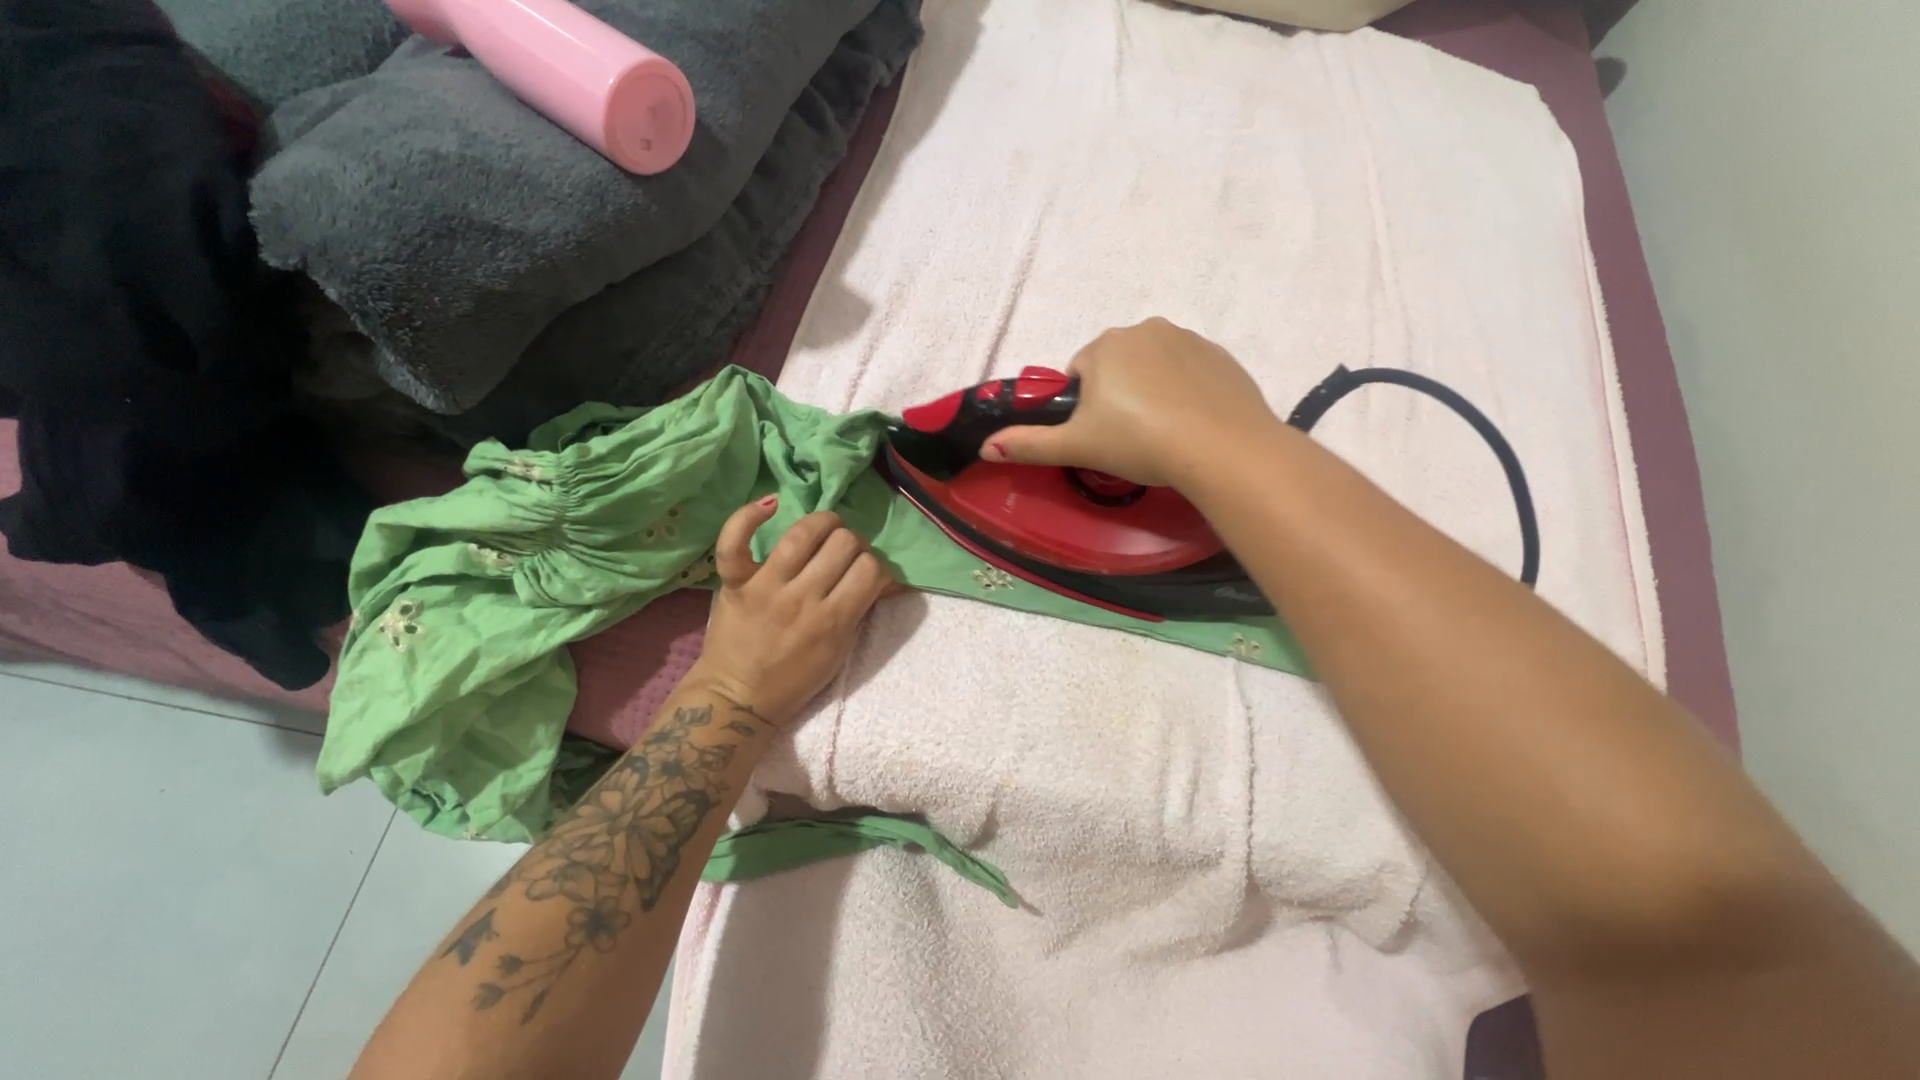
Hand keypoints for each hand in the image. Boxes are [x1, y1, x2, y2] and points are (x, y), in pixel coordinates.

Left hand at [686, 498, 896, 726]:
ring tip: (826, 528)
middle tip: (845, 557)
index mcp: (833, 620)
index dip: (875, 566)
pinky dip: (748, 517)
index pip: (871, 569)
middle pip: (844, 544)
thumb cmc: (795, 679)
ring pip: (804, 533)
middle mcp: (802, 598)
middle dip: (854, 545)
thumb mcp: (840, 650)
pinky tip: (770, 506)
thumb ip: (860, 610)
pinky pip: (735, 542)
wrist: (739, 698)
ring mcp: (766, 587)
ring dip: (823, 522)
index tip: (866, 575)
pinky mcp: (735, 583)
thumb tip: (889, 578)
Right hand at [980, 318, 1279, 490]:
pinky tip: (1191, 423)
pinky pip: (1190, 372)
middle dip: (1118, 395)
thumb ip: (1029, 444)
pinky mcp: (1221, 356)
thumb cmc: (1140, 442)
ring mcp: (1188, 339)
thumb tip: (985, 446)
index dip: (1084, 407)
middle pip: (1117, 365)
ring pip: (1154, 366)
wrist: (1222, 448)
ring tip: (1162, 433)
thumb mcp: (1077, 447)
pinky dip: (1185, 392)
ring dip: (1151, 391)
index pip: (1080, 373)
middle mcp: (1145, 329)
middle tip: (1130, 438)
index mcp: (1105, 346)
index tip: (1100, 434)